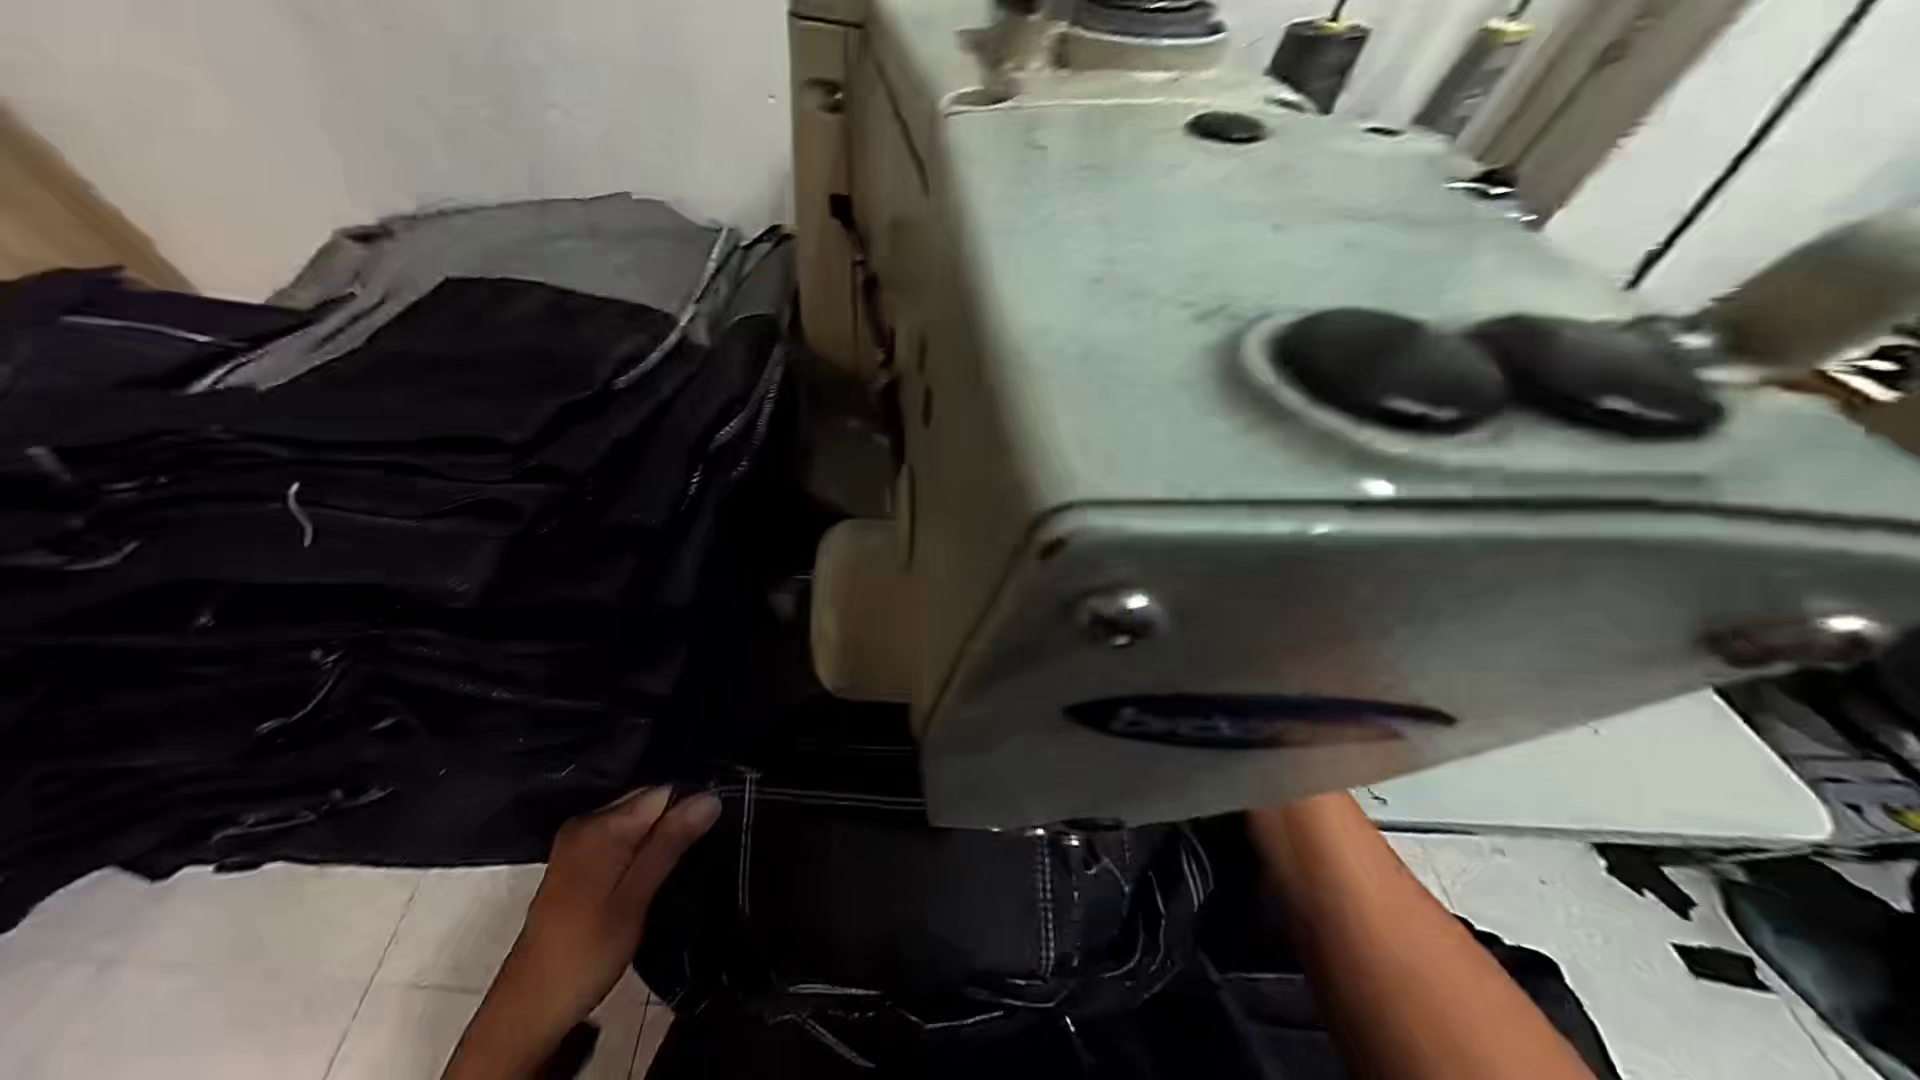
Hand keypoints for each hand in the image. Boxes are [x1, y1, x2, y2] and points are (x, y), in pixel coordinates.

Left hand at [444, 787, 721, 1079]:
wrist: (530, 1006)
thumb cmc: (587, 953)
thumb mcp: (636, 898)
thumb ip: (671, 843)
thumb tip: (710, 798)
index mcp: (601, 827)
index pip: (664, 791)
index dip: (691, 806)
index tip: (711, 833)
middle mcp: (585, 823)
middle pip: (648, 801)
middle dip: (677, 818)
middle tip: (697, 854)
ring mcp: (576, 842)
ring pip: (636, 819)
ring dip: (660, 835)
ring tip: (679, 864)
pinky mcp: (575, 861)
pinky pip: (621, 836)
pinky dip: (641, 847)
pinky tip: (652, 872)